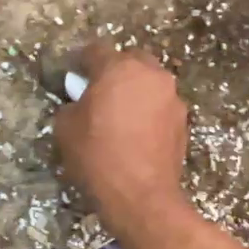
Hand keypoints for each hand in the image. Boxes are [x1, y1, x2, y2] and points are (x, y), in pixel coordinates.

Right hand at [55, 44, 190, 238]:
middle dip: (114, 74)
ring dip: (134, 95)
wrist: (141, 197)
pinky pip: (160, 109)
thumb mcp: (65, 130)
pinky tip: (137, 138)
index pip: (95, 51)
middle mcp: (151, 75)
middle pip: (130, 62)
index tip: (75, 79)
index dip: (81, 64)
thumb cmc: (98, 158)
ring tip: (121, 120)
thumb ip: (71, 107)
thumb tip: (79, 105)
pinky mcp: (183, 123)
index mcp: (120, 68)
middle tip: (100, 97)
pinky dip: (148, 116)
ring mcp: (172, 99)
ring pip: (149, 85)